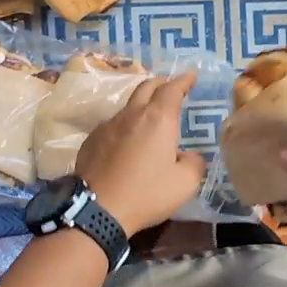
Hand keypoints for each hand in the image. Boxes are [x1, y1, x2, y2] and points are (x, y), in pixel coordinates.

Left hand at [75, 72, 208, 233]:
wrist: (98, 209)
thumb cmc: (147, 194)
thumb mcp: (185, 183)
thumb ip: (194, 163)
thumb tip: (189, 156)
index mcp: (158, 119)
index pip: (173, 89)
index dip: (184, 81)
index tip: (191, 77)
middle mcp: (132, 114)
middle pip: (146, 86)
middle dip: (161, 83)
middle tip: (171, 87)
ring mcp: (108, 125)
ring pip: (128, 105)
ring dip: (141, 105)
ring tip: (149, 116)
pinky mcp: (92, 140)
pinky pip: (113, 125)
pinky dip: (125, 126)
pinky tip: (127, 141)